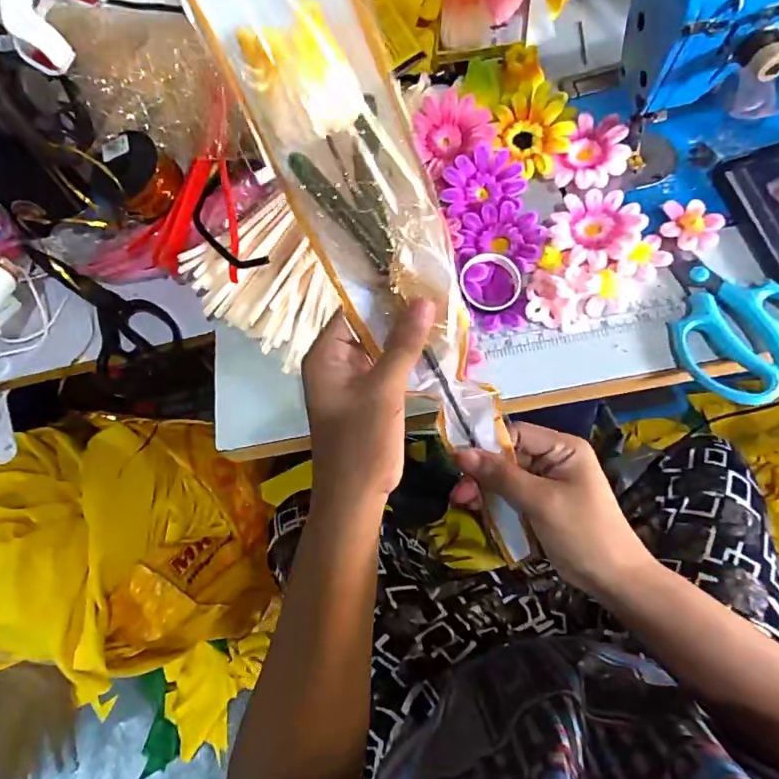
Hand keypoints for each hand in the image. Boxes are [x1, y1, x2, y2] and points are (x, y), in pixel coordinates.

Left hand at [301, 300, 435, 506]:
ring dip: (415, 340)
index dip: (384, 293)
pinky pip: (393, 370)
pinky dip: (415, 363)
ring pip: (386, 348)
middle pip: (372, 327)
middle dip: (407, 316)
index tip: (420, 279)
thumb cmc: (361, 444)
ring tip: (452, 322)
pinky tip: (446, 354)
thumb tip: (424, 300)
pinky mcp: (372, 397)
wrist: (356, 499)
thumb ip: (403, 344)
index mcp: (326, 355)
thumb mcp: (384, 391)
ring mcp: (355, 381)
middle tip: (445, 299)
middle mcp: (337, 362)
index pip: (353, 309)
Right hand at [452, 423, 656, 597]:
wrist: (614, 579)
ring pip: (506, 478)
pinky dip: (496, 504)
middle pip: (508, 457)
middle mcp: (555, 460)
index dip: (486, 446)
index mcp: (563, 449)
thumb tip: (461, 453)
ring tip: (463, 505)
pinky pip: (512, 497)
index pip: (516, 434)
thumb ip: (501, 476)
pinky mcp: (542, 506)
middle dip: (482, 473)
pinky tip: (478, 512)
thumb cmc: (583, 533)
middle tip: (459, 494)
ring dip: (485, 490)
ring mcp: (549, 484)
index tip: (459, 464)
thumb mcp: (540, 502)